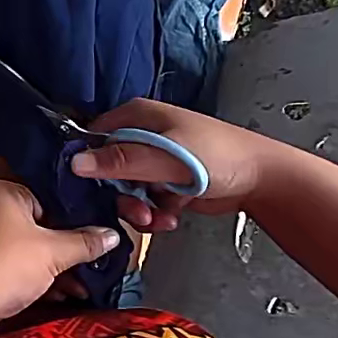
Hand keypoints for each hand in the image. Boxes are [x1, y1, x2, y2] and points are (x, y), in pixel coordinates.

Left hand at [0, 179, 120, 337]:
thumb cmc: (4, 267)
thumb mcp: (54, 252)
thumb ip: (85, 242)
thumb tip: (113, 235)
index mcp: (3, 190)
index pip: (51, 197)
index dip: (79, 218)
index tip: (102, 234)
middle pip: (43, 225)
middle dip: (70, 248)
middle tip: (98, 261)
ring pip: (32, 248)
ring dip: (58, 267)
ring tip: (86, 283)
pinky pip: (18, 264)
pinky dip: (39, 277)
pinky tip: (65, 293)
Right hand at [71, 99, 281, 232]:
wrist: (261, 178)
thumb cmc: (218, 157)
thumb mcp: (166, 158)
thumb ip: (122, 161)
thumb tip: (76, 162)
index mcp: (139, 117)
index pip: (95, 138)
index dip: (89, 165)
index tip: (92, 190)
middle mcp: (144, 136)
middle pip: (110, 170)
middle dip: (121, 196)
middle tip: (138, 212)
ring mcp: (156, 161)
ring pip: (127, 190)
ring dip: (139, 210)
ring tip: (158, 219)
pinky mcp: (167, 182)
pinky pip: (147, 201)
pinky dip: (155, 214)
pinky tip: (170, 219)